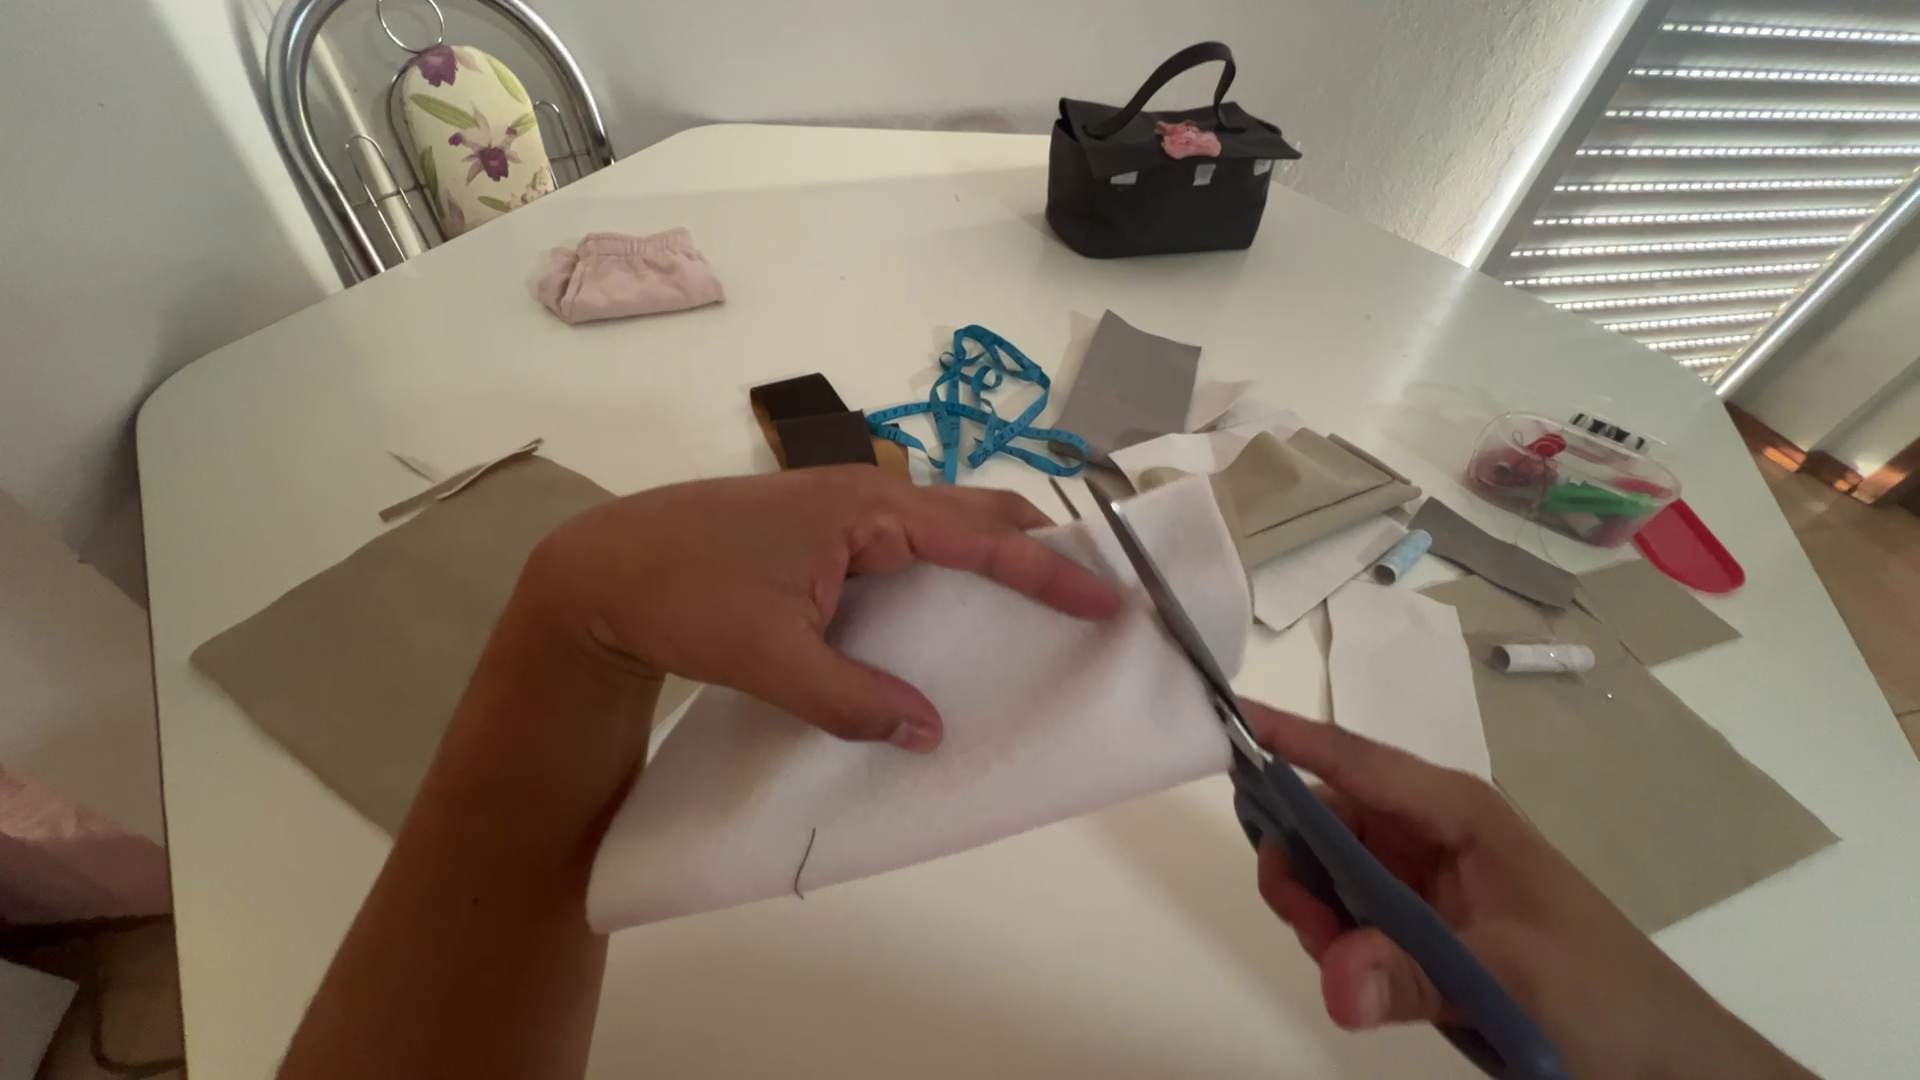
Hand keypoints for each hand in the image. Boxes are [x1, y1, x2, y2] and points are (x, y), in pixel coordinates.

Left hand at [521, 466, 1121, 750]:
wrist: (602, 566)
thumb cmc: (682, 597)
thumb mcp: (769, 657)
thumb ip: (851, 698)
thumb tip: (929, 731)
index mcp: (866, 510)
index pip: (981, 536)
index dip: (1048, 569)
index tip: (1105, 595)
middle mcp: (865, 495)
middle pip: (974, 510)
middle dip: (1033, 543)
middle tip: (1083, 584)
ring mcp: (843, 506)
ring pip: (941, 521)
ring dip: (990, 550)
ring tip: (1034, 596)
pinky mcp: (824, 528)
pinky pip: (907, 539)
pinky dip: (946, 564)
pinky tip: (947, 602)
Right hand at [1243, 702, 1816, 1079]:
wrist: (1670, 1068)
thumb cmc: (1608, 999)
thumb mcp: (1512, 983)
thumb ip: (1412, 976)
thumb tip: (1332, 979)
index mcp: (1451, 808)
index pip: (1352, 758)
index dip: (1286, 734)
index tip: (1226, 714)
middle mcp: (1421, 824)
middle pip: (1323, 812)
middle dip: (1296, 857)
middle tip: (1302, 919)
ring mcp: (1412, 868)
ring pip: (1324, 858)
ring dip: (1312, 902)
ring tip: (1340, 961)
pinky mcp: (1408, 910)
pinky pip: (1341, 899)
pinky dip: (1329, 929)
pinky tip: (1353, 966)